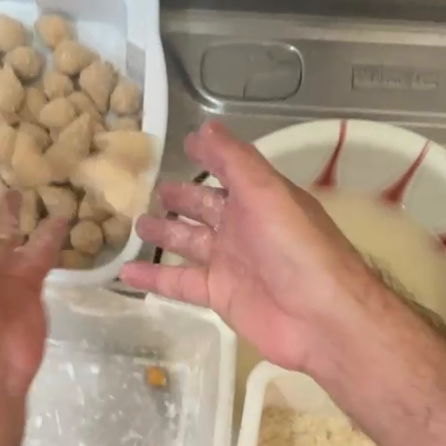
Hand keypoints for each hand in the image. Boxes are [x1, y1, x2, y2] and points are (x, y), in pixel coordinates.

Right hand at [119, 122, 380, 372]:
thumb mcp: (267, 193)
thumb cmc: (297, 249)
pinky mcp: (219, 296)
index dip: (209, 156)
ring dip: (164, 235)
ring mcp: (230, 264)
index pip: (228, 171)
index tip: (183, 144)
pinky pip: (179, 283)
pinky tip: (126, 273)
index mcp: (259, 198)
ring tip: (134, 226)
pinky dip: (154, 278)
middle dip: (181, 199)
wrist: (319, 317)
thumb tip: (204, 128)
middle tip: (148, 190)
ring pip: (188, 244)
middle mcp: (244, 228)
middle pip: (204, 208)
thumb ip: (235, 161)